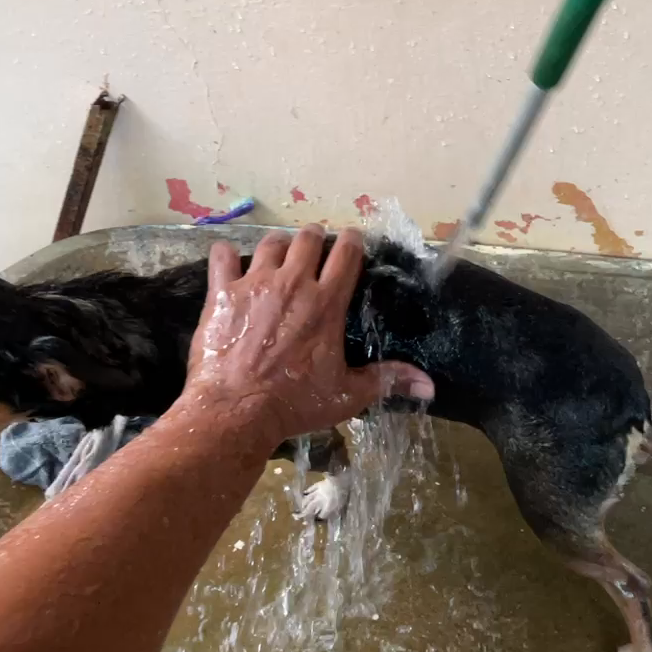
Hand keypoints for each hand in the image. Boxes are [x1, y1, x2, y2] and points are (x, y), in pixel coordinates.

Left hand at [178, 225, 433, 448]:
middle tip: (315, 250)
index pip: (346, 253)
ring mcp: (254, 284)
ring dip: (278, 246)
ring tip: (280, 256)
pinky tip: (230, 262)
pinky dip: (227, 255)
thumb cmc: (295, 403)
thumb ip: (388, 380)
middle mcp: (293, 283)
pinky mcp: (221, 293)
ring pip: (270, 243)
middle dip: (314, 238)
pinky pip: (222, 256)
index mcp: (326, 302)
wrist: (235, 412)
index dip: (352, 241)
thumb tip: (430, 385)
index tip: (352, 241)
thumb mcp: (348, 395)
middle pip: (308, 238)